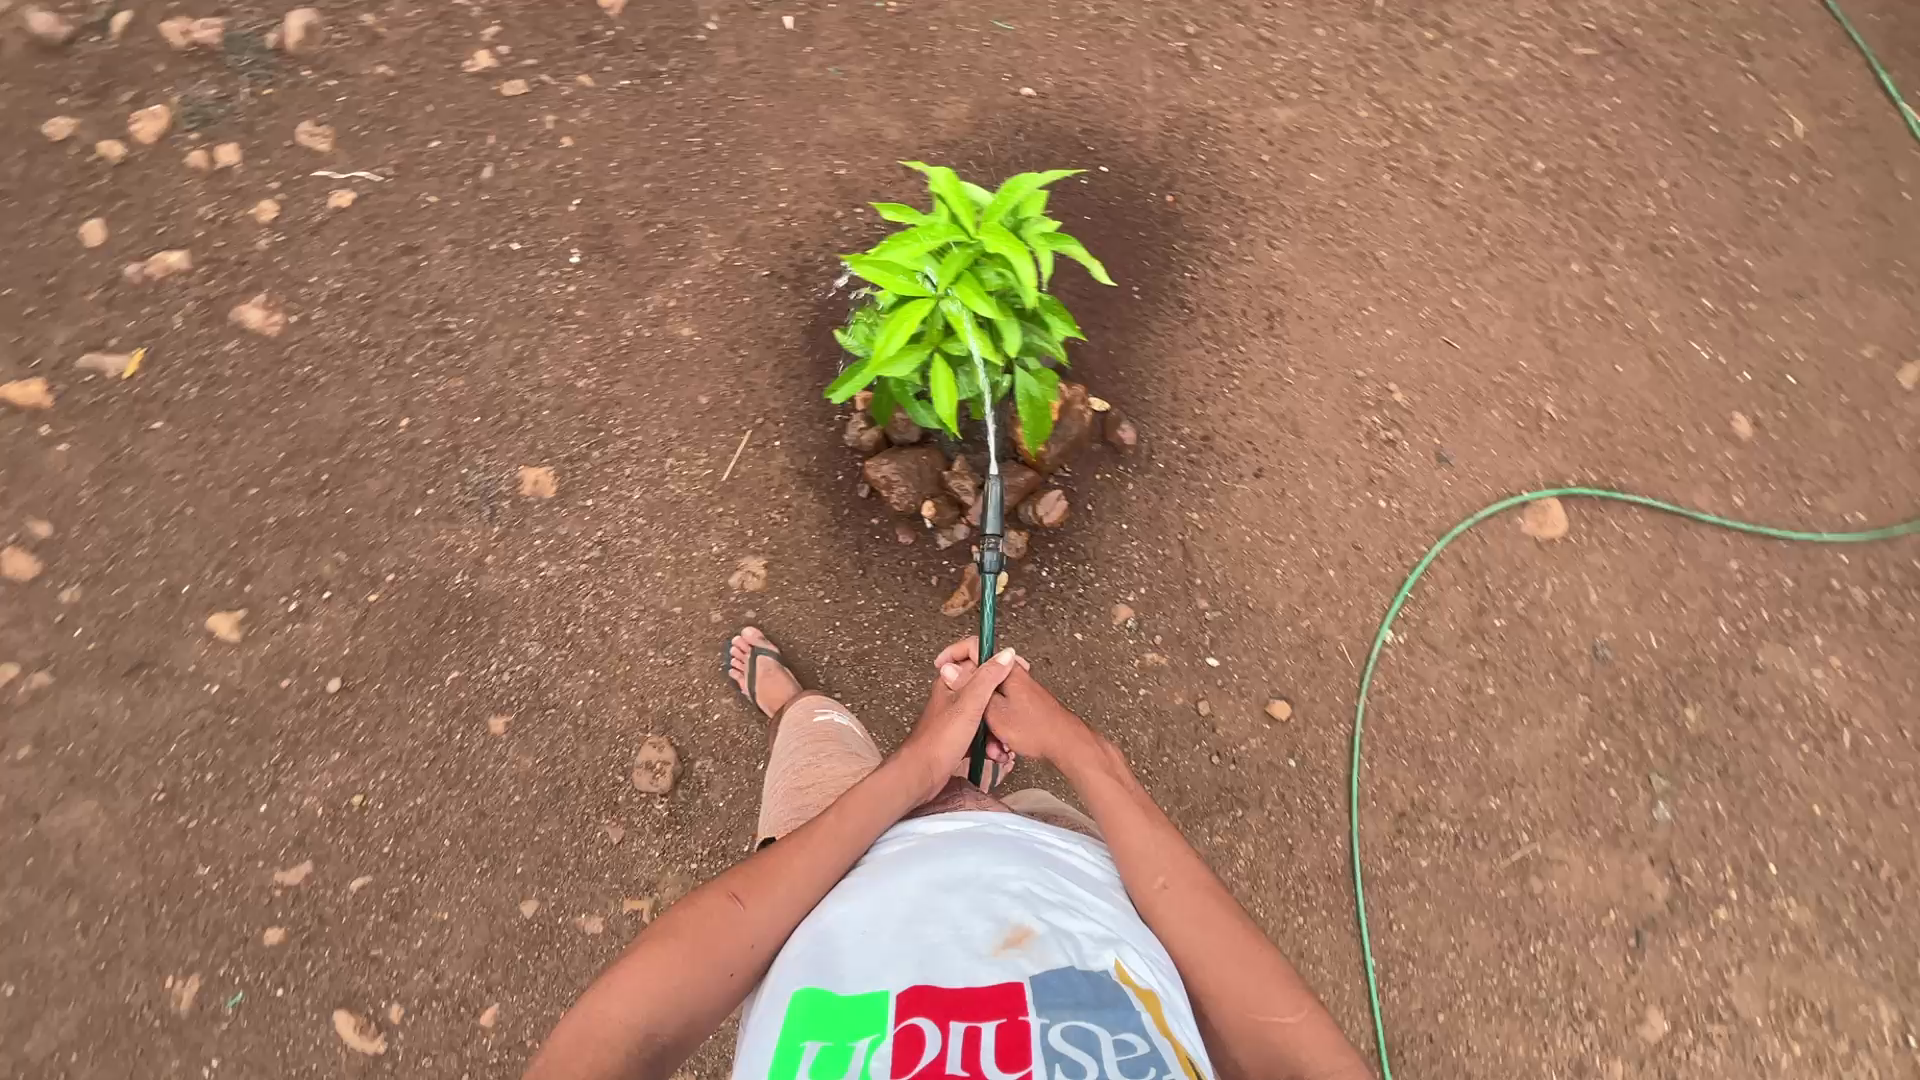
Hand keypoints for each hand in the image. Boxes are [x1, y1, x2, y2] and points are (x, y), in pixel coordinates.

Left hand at [894, 645, 1019, 801]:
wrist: (922, 775)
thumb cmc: (940, 739)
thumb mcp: (969, 702)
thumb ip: (988, 677)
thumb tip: (1006, 654)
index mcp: (952, 680)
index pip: (976, 657)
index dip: (996, 662)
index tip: (1015, 670)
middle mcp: (954, 694)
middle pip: (986, 687)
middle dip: (1001, 701)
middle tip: (1012, 710)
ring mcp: (957, 716)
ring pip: (987, 712)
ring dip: (998, 726)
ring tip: (1004, 743)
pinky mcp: (960, 736)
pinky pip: (983, 733)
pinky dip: (991, 742)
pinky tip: (998, 754)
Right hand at [931, 638, 1095, 765]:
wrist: (1066, 744)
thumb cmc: (1033, 728)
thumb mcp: (993, 711)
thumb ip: (971, 689)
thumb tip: (949, 668)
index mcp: (1003, 669)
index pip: (973, 646)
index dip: (953, 654)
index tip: (939, 666)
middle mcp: (1011, 674)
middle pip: (978, 678)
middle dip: (970, 701)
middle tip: (964, 719)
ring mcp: (1017, 690)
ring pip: (989, 700)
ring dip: (985, 723)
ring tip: (992, 746)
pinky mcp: (1022, 705)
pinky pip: (1001, 712)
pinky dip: (998, 729)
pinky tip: (1003, 747)